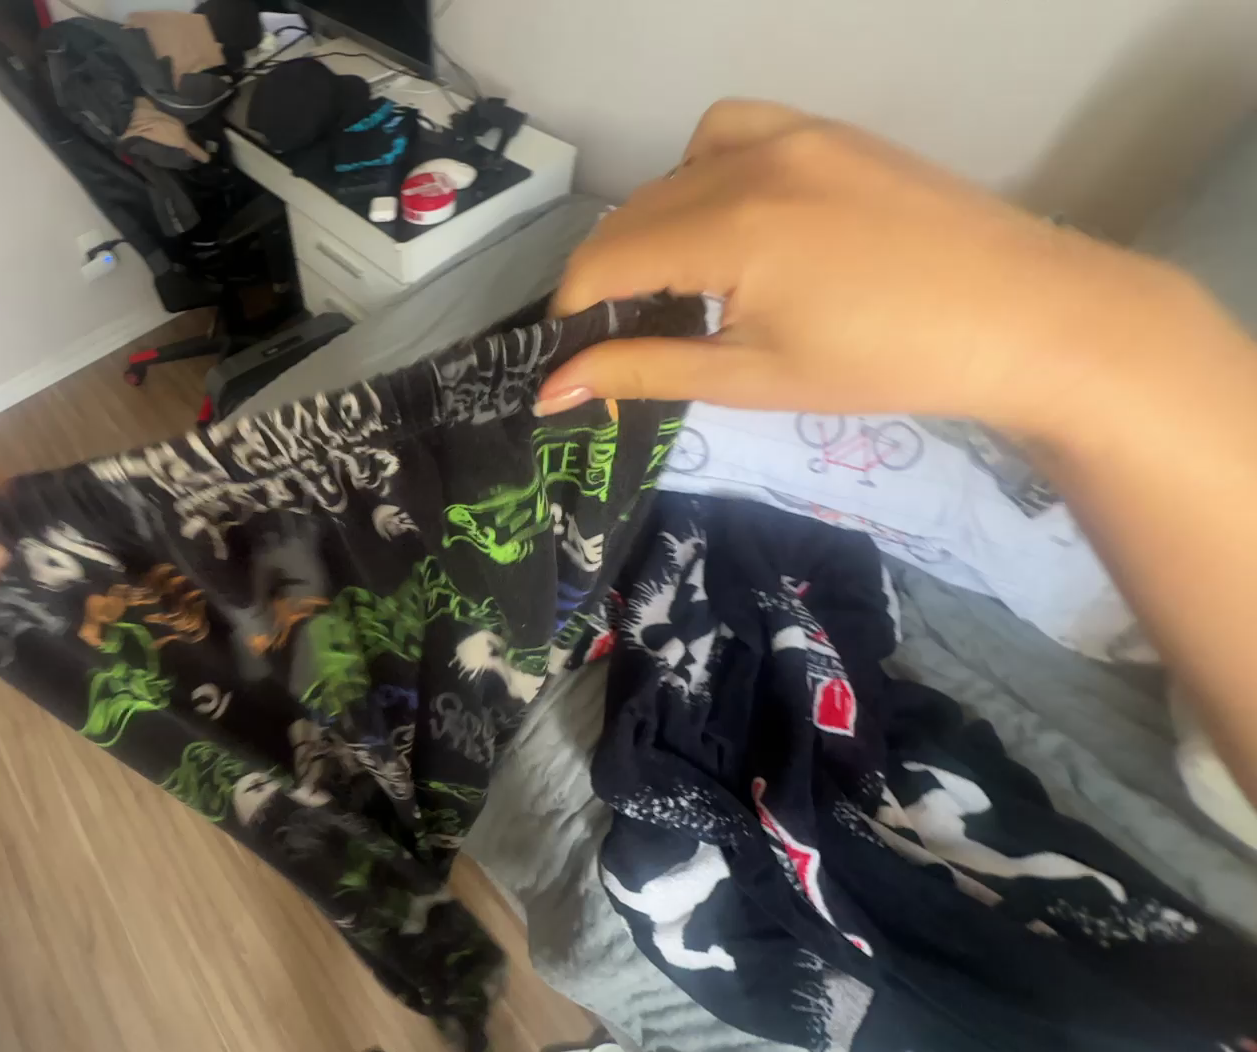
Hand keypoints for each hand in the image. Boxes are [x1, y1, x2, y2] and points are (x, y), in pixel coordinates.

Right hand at [536, 100, 1246, 439]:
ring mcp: (793, 137)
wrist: (1030, 317)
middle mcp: (750, 165)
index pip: (603, 261)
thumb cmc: (878, 364)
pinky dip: (697, 172)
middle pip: (626, 218)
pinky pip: (725, 132)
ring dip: (644, 230)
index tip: (575, 355)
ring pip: (667, 176)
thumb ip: (637, 371)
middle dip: (603, 280)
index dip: (572, 311)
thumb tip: (547, 392)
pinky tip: (719, 215)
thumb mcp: (744, 377)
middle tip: (619, 336)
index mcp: (730, 231)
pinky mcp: (825, 132)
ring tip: (670, 283)